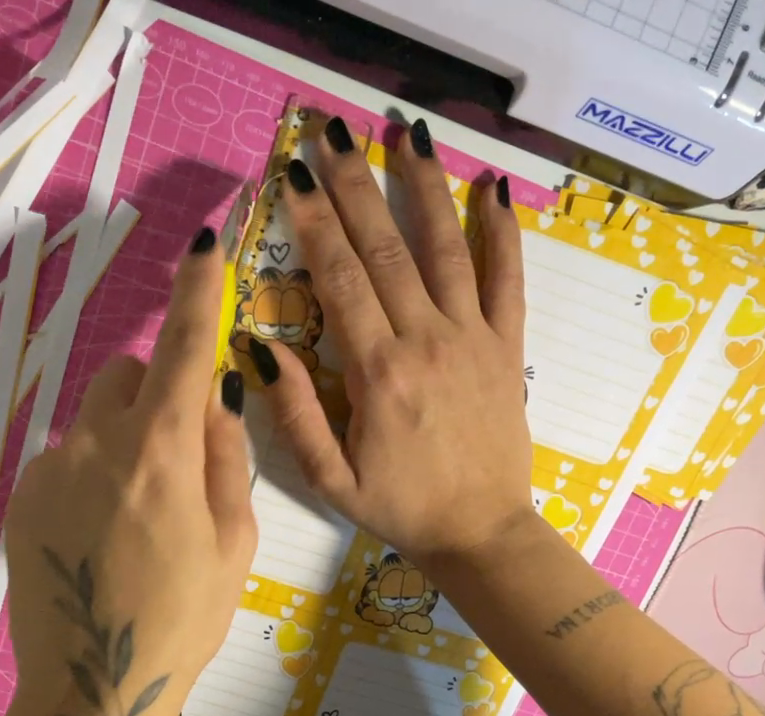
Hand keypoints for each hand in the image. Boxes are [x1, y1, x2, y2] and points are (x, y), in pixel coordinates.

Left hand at [1, 227, 256, 715]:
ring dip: (122, 437)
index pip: (185, 349)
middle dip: (156, 392)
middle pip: (128, 374)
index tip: (202, 243)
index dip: (197, 291)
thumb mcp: (235, 545)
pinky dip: (89, 471)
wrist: (93, 686)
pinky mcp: (21, 497)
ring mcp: (50, 469)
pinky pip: (65, 457)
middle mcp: (96, 443)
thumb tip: (219, 395)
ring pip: (94, 418)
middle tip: (177, 453)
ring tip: (136, 513)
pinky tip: (98, 534)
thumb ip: (228, 458)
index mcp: (161, 453)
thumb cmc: (183, 621)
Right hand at [254, 115, 535, 568]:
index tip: (294, 176)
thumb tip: (257, 351)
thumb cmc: (400, 509)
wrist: (481, 532)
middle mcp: (426, 341)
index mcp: (378, 373)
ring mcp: (473, 338)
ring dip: (424, 187)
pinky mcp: (507, 347)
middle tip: (332, 134)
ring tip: (407, 134)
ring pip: (445, 248)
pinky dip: (501, 232)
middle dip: (356, 186)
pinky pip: (507, 279)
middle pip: (387, 249)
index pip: (340, 280)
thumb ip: (294, 415)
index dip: (315, 224)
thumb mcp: (331, 479)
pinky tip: (492, 188)